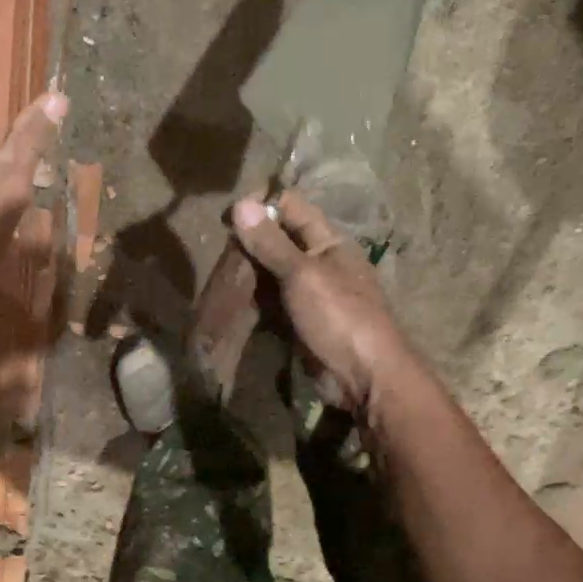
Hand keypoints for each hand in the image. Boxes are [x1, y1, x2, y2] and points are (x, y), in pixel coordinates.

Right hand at [231, 190, 405, 411]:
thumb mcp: (302, 274)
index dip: (259, 205)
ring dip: (247, 275)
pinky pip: (270, 302)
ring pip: (269, 273)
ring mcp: (308, 293)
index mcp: (328, 241)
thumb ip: (270, 242)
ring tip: (218, 278)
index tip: (226, 217)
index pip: (289, 206)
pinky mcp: (298, 320)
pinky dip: (252, 302)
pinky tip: (229, 302)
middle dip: (247, 243)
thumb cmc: (339, 316)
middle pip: (276, 240)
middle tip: (217, 253)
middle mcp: (318, 261)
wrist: (365, 377)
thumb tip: (241, 203)